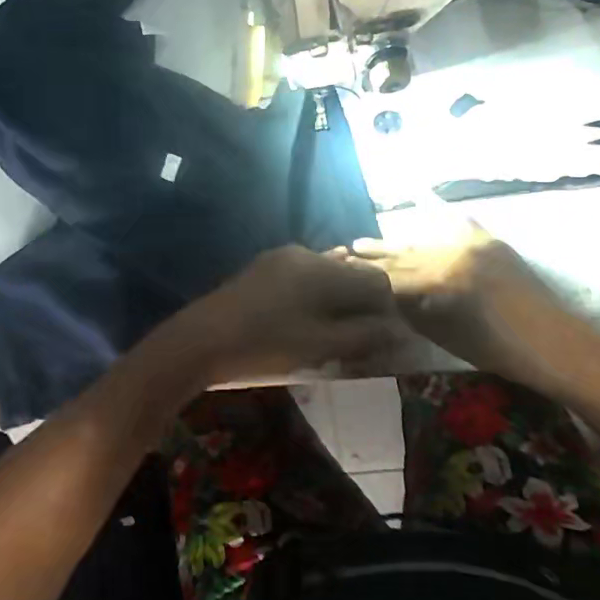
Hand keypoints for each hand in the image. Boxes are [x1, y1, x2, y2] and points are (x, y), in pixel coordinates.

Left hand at [144, 246, 410, 388]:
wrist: (201, 340)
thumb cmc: (265, 345)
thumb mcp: (321, 345)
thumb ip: (365, 335)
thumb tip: (398, 330)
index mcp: (323, 268)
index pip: (375, 280)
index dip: (386, 311)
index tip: (381, 340)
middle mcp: (304, 254)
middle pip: (350, 275)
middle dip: (360, 307)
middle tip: (355, 342)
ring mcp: (278, 259)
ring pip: (325, 277)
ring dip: (335, 303)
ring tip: (328, 336)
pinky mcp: (260, 269)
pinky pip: (301, 279)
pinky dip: (312, 299)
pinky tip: (301, 324)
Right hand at [345, 229, 599, 395]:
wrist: (560, 347)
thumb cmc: (500, 353)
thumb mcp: (444, 335)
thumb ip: (412, 310)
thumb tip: (387, 297)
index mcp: (440, 279)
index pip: (391, 274)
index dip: (364, 275)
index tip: (340, 271)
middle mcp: (454, 253)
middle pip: (404, 252)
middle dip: (375, 255)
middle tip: (346, 251)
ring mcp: (476, 244)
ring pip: (425, 240)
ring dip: (399, 243)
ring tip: (369, 242)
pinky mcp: (494, 244)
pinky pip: (459, 228)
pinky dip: (440, 226)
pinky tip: (425, 218)